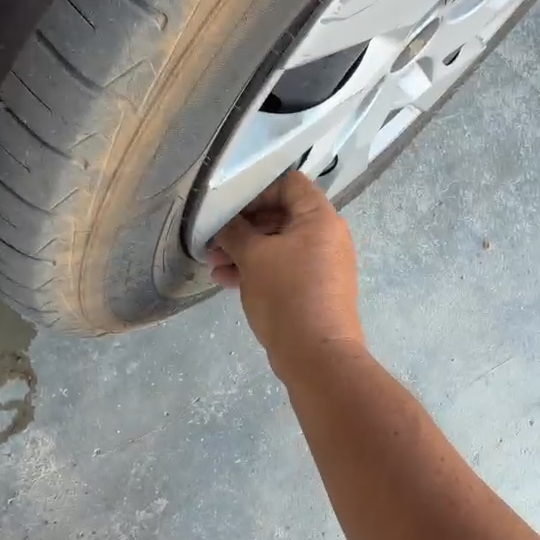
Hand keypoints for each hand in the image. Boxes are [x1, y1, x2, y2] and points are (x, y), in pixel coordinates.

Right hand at [207, 171, 365, 367]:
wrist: (317, 355)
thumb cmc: (287, 295)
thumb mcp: (254, 258)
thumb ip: (235, 232)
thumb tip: (225, 222)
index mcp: (320, 218)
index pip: (289, 184)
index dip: (256, 191)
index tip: (228, 209)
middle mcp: (327, 236)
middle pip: (281, 216)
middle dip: (243, 228)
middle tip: (212, 243)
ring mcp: (322, 264)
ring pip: (278, 245)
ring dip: (244, 252)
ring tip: (213, 267)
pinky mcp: (314, 288)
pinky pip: (283, 268)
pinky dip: (258, 270)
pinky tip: (226, 282)